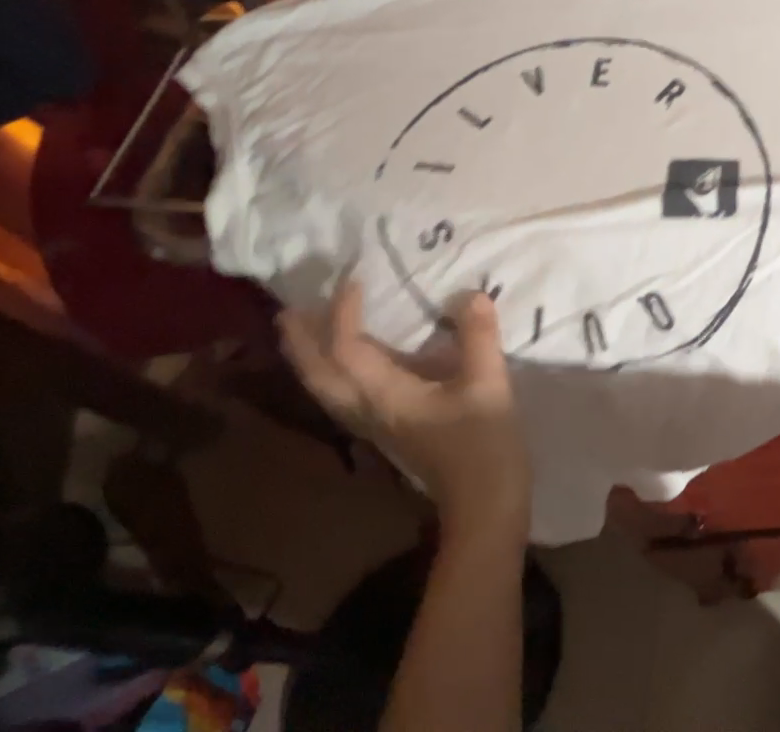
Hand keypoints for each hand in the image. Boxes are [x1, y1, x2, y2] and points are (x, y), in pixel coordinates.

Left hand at [278, 281, 530, 538]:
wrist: (484, 501)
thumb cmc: (484, 443)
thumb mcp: (488, 386)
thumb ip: (478, 339)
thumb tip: (470, 295)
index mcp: (384, 395)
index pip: (347, 347)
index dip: (345, 311)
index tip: (356, 277)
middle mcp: (366, 409)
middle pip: (318, 373)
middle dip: (301, 340)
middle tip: (291, 307)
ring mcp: (375, 424)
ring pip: (326, 387)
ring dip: (310, 356)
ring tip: (307, 329)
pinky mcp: (390, 430)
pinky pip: (346, 394)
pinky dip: (335, 372)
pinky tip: (353, 364)